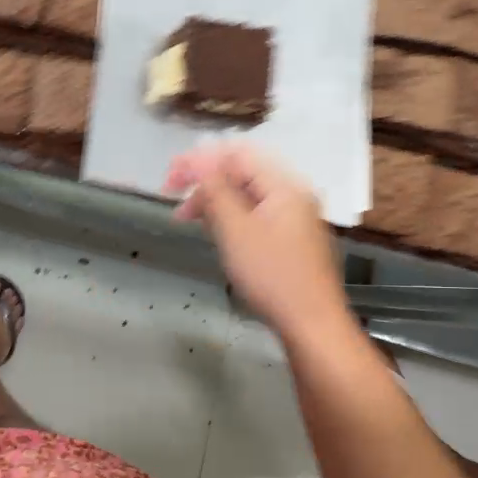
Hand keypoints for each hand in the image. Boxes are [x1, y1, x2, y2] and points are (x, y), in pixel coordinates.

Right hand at [166, 143, 348, 340]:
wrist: (310, 321)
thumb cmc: (270, 274)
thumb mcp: (235, 229)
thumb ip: (215, 189)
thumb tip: (197, 158)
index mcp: (284, 186)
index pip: (236, 155)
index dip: (198, 161)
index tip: (168, 179)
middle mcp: (292, 194)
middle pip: (241, 172)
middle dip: (203, 181)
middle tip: (171, 197)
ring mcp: (293, 216)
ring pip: (245, 193)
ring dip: (212, 199)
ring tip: (186, 218)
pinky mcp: (289, 236)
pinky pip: (253, 212)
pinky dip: (228, 215)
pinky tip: (213, 230)